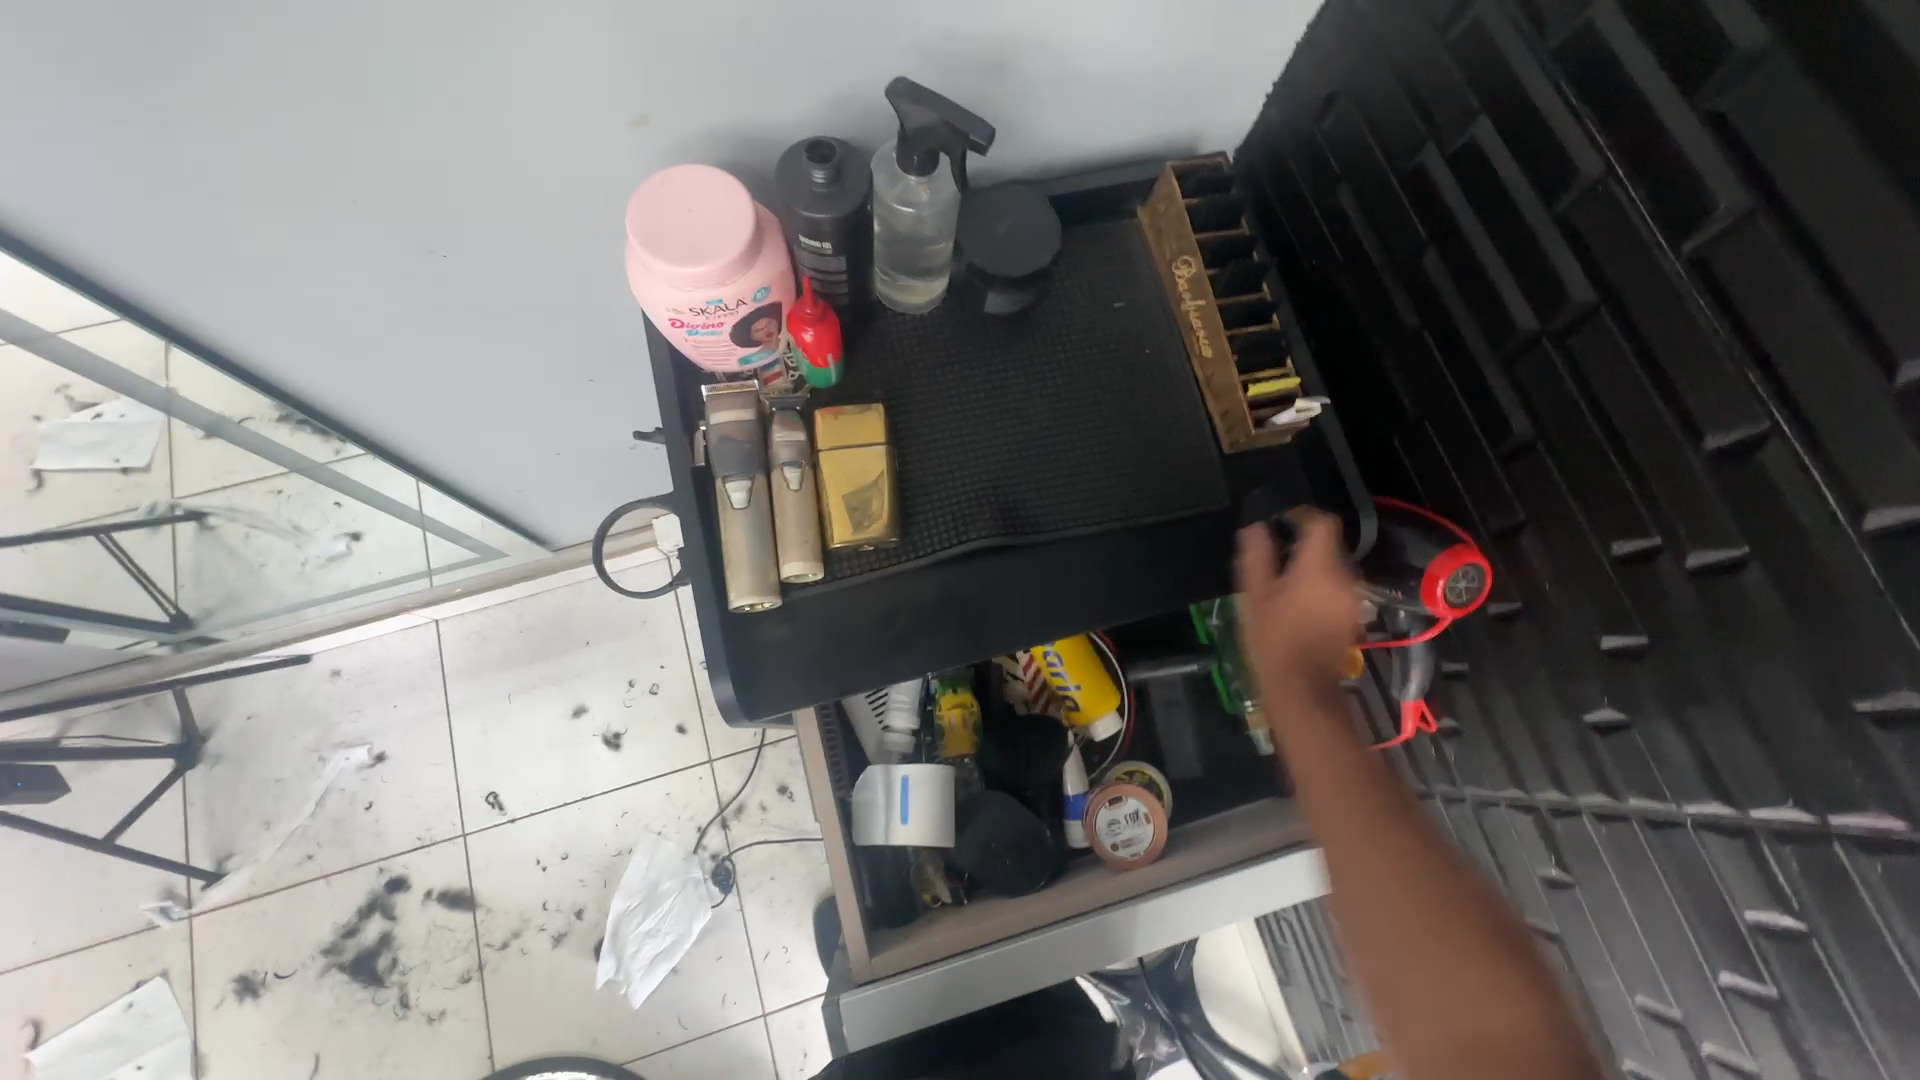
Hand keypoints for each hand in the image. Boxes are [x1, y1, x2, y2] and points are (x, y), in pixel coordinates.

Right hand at [1235, 510, 1363, 696]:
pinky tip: (1299, 601)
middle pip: (1330, 545)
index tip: (1281, 519)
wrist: (1300, 689)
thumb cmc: (1271, 641)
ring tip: (1285, 578)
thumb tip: (1256, 527)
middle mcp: (1346, 578)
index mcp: (1319, 568)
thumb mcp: (1253, 596)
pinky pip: (1339, 587)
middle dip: (1304, 543)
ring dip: (1313, 565)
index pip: (1322, 523)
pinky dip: (1322, 585)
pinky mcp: (1355, 615)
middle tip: (1275, 552)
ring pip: (1335, 567)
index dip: (1302, 514)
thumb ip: (1256, 555)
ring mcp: (1354, 598)